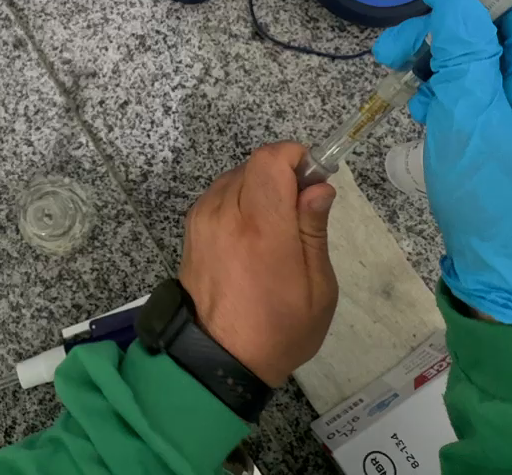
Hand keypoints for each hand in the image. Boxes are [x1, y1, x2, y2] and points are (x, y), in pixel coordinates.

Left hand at [177, 142, 337, 383]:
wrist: (216, 354)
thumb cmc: (278, 327)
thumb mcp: (318, 287)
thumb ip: (314, 228)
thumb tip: (319, 186)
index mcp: (261, 225)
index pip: (270, 159)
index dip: (294, 157)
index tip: (313, 177)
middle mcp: (225, 210)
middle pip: (254, 163)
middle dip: (282, 173)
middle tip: (301, 209)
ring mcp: (203, 215)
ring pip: (237, 175)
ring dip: (260, 186)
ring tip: (277, 226)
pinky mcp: (192, 223)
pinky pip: (220, 192)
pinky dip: (240, 199)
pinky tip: (252, 232)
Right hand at [372, 0, 511, 322]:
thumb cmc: (492, 194)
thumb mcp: (468, 116)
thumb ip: (464, 51)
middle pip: (498, 30)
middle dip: (441, 32)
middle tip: (388, 52)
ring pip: (485, 58)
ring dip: (439, 62)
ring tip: (403, 86)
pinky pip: (488, 88)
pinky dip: (452, 89)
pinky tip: (426, 110)